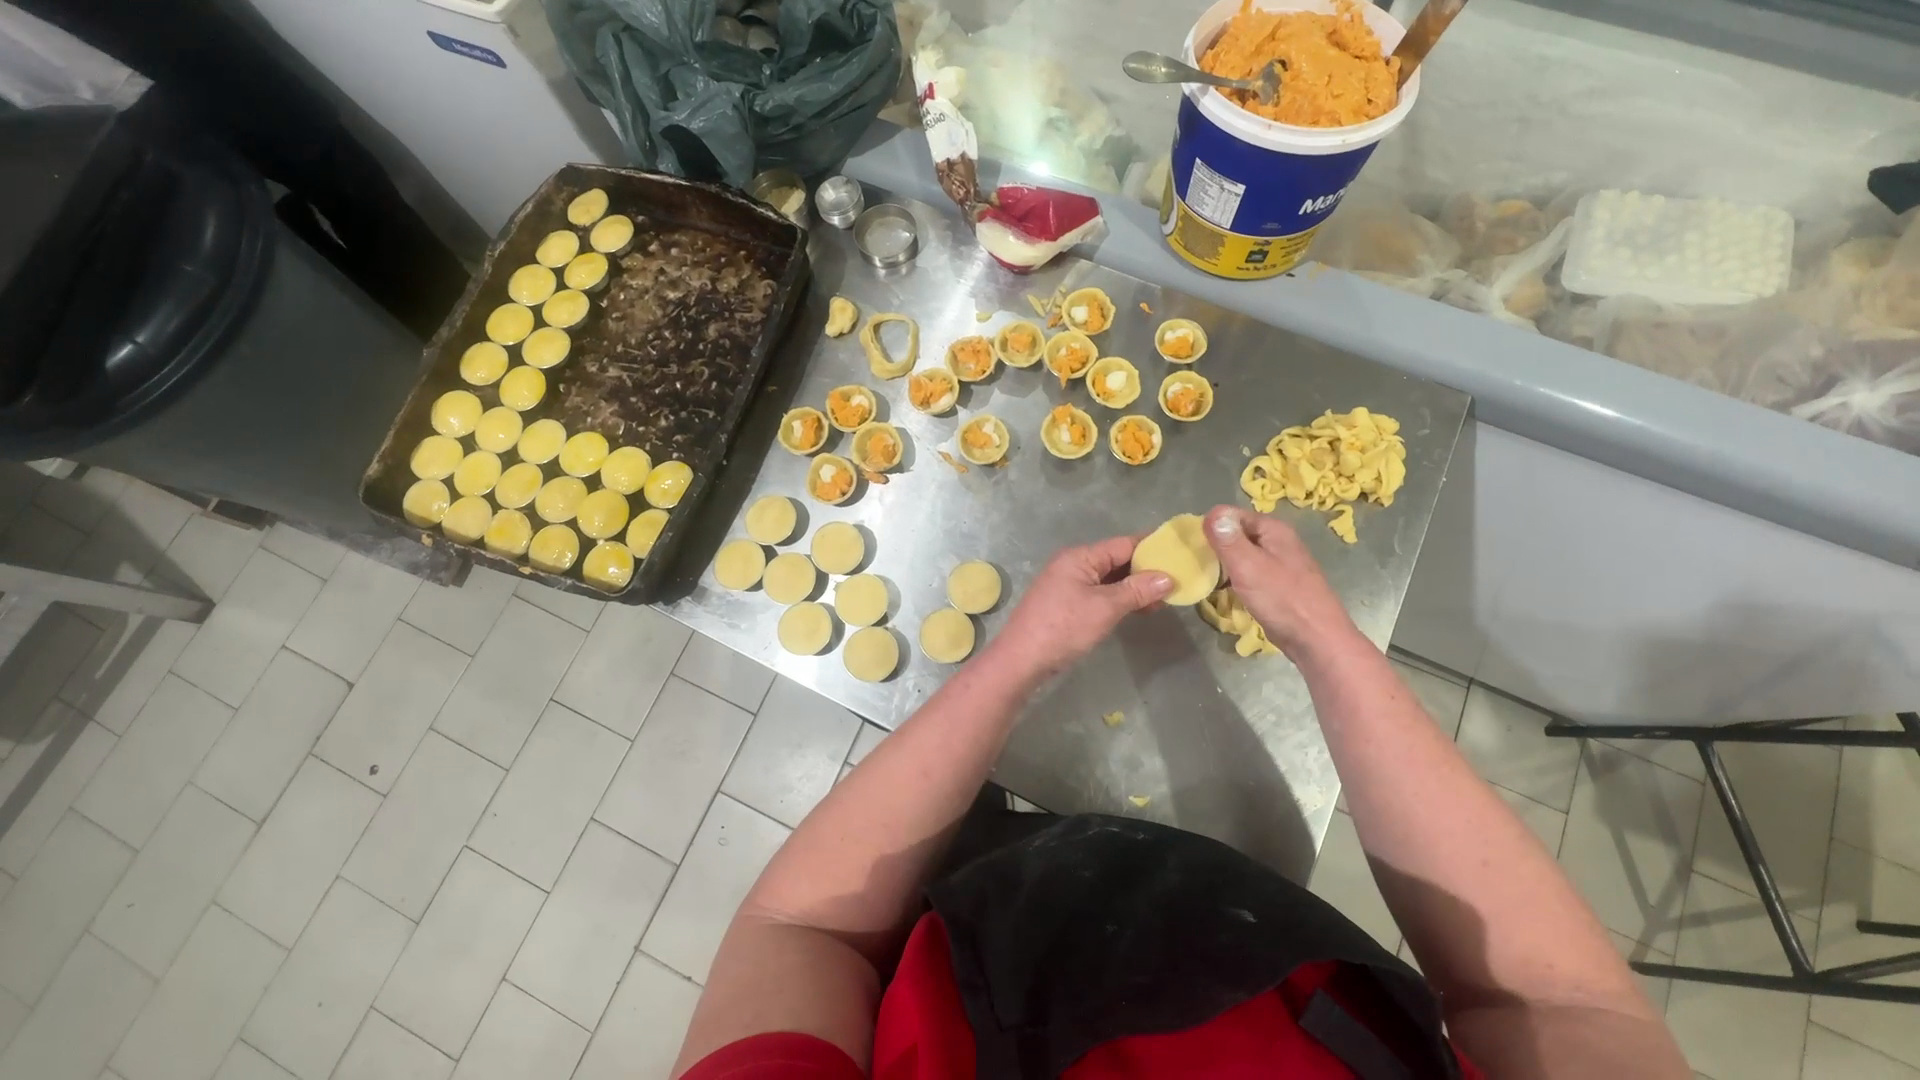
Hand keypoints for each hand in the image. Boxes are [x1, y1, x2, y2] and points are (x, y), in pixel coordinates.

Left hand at [991, 534, 1174, 679]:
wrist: (1021, 660)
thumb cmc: (1063, 628)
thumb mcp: (1105, 608)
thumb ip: (1137, 590)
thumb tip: (1168, 577)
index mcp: (1081, 557)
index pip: (1124, 544)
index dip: (1152, 548)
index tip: (1181, 554)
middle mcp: (1073, 564)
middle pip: (1117, 560)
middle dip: (1145, 571)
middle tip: (1177, 582)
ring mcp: (1067, 584)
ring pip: (1109, 579)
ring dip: (1133, 588)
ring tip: (1162, 600)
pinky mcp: (1066, 604)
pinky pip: (1099, 593)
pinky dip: (1119, 599)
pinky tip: (1136, 610)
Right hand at [1203, 505, 1354, 657]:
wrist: (1316, 638)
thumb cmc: (1281, 599)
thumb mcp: (1248, 566)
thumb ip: (1228, 539)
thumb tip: (1211, 512)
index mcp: (1274, 530)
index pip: (1232, 515)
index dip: (1211, 528)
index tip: (1193, 548)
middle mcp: (1279, 541)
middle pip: (1238, 534)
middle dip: (1217, 547)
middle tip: (1197, 565)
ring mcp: (1281, 564)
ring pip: (1244, 555)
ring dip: (1225, 566)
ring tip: (1208, 579)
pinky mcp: (1279, 585)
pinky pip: (1251, 573)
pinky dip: (1237, 579)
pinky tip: (1227, 592)